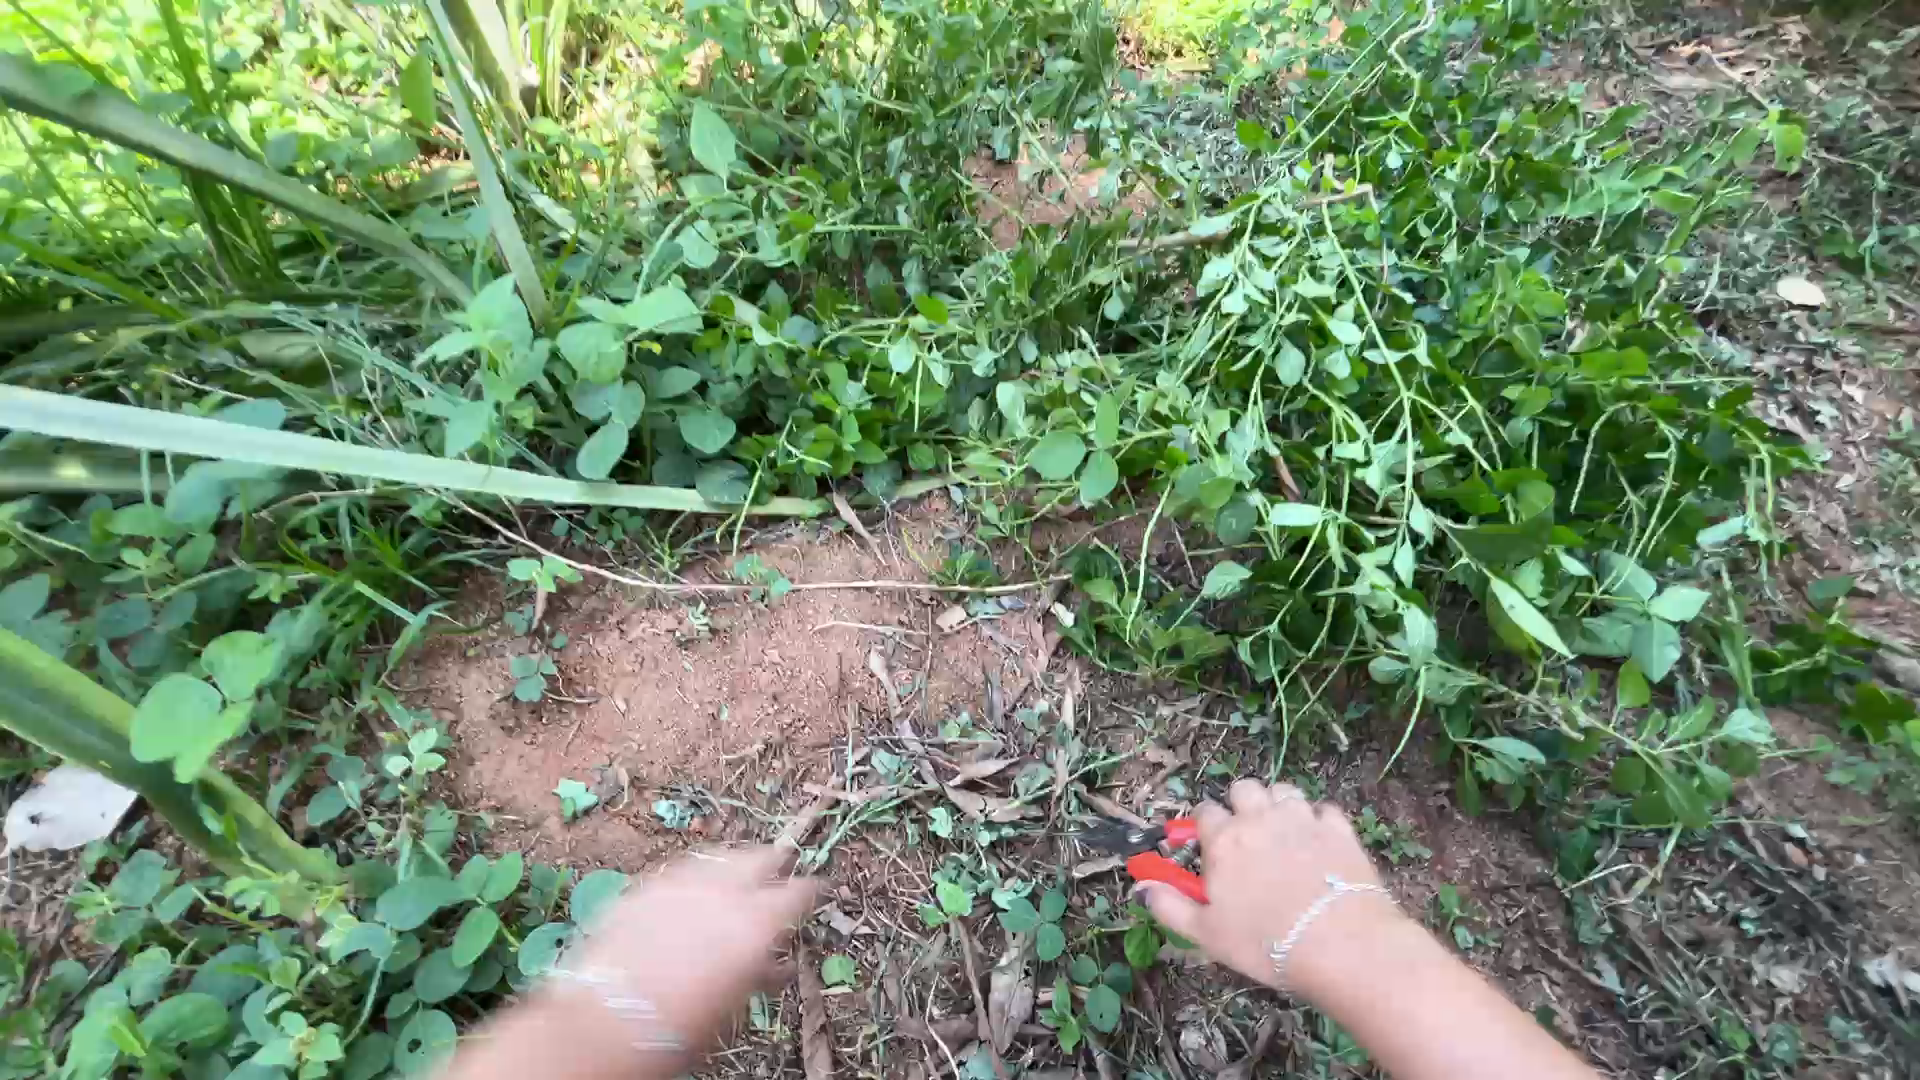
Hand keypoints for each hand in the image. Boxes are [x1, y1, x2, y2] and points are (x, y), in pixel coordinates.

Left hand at [457, 847, 816, 1079]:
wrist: (598, 1027)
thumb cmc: (675, 1031)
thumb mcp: (732, 1006)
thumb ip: (759, 973)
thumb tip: (777, 965)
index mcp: (757, 922)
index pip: (799, 892)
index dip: (811, 890)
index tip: (815, 891)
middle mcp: (727, 890)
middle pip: (764, 857)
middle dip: (776, 862)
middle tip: (781, 868)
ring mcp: (686, 879)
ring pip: (724, 854)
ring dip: (738, 862)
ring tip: (740, 872)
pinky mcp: (650, 882)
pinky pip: (685, 866)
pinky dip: (699, 873)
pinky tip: (696, 885)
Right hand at [1133, 778, 1404, 1000]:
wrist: (1343, 948)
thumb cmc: (1267, 943)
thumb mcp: (1207, 934)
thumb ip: (1169, 905)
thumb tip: (1141, 885)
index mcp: (1223, 839)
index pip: (1204, 813)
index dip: (1206, 827)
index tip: (1211, 847)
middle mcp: (1258, 818)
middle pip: (1243, 788)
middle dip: (1242, 804)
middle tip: (1248, 835)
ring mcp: (1301, 820)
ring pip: (1283, 790)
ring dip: (1279, 805)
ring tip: (1283, 833)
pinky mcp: (1339, 830)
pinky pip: (1325, 810)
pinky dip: (1321, 822)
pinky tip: (1321, 844)